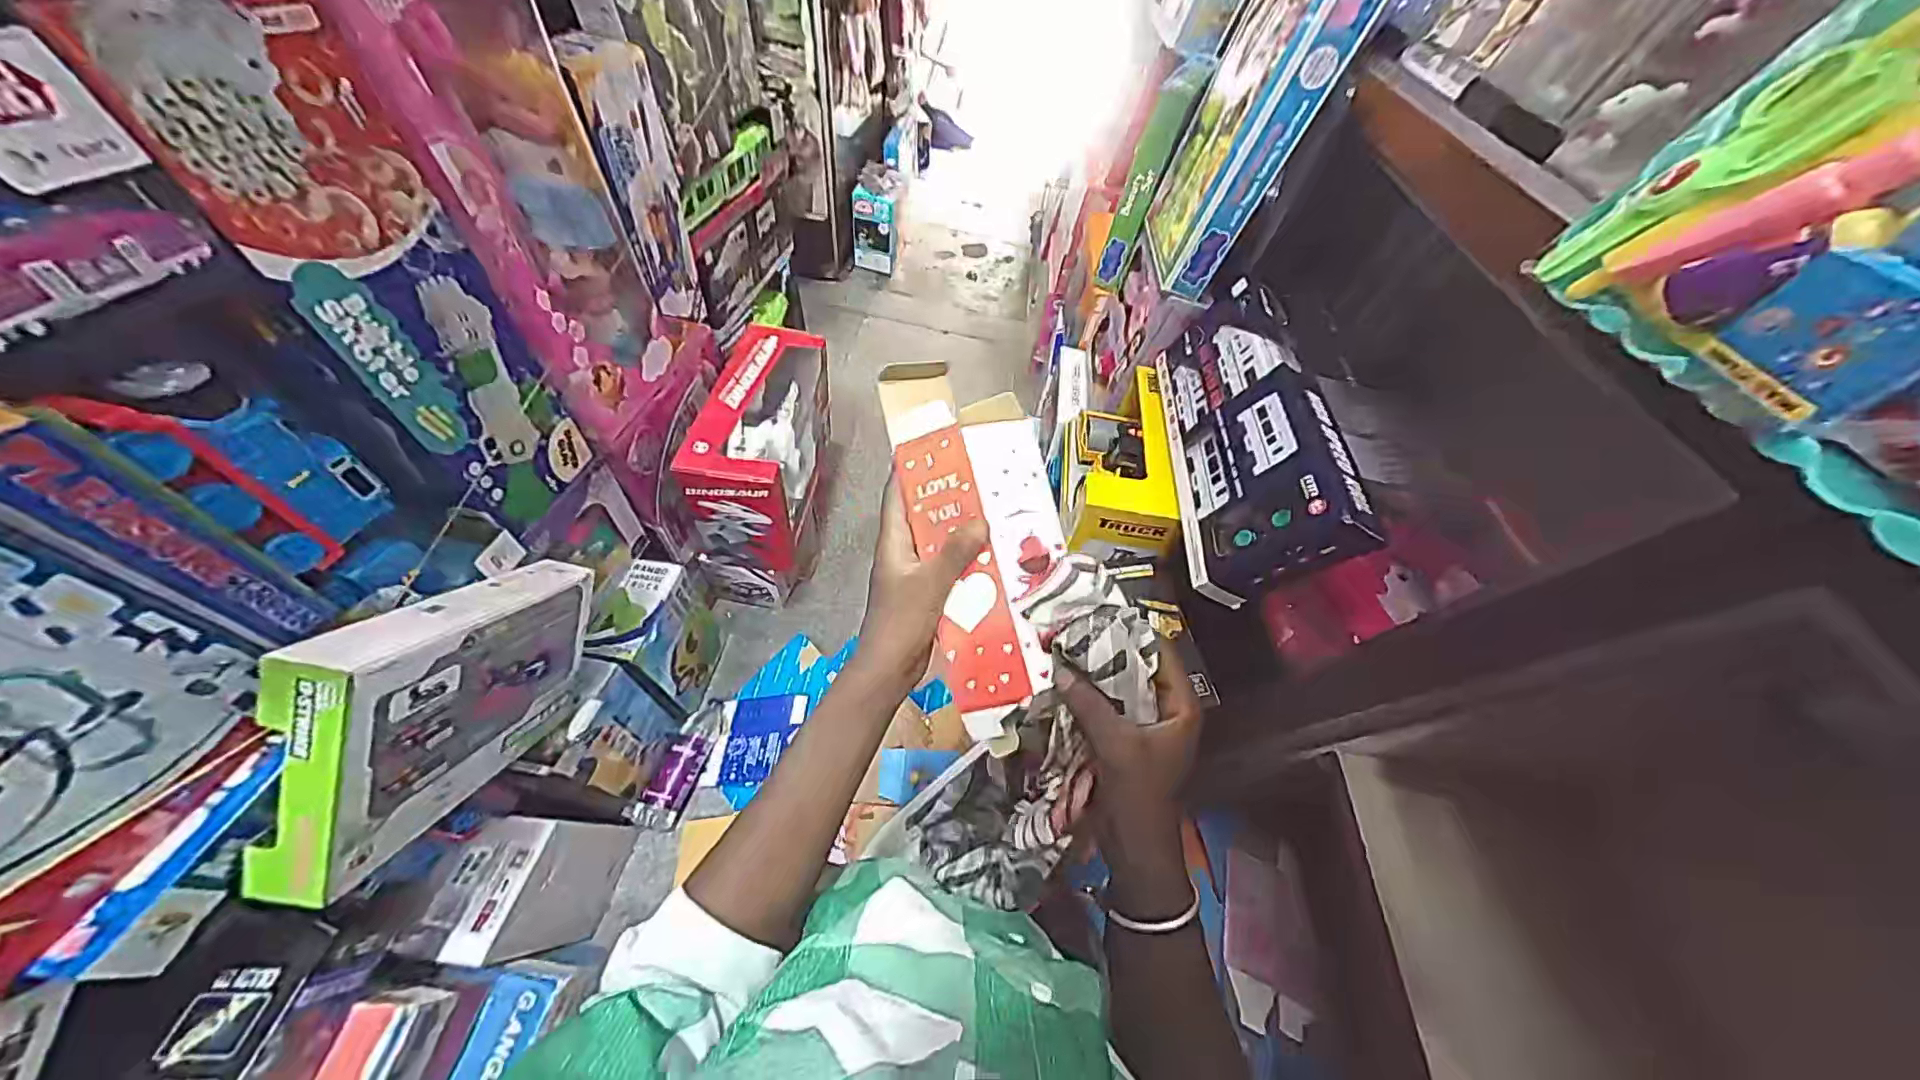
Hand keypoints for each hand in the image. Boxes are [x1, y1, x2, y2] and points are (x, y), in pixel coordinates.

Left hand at [857, 479, 987, 694]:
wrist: (890, 669)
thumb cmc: (901, 622)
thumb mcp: (930, 582)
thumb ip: (954, 552)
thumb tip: (980, 520)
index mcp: (893, 542)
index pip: (898, 496)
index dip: (911, 471)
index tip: (934, 451)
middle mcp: (903, 553)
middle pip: (925, 517)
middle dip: (949, 501)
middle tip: (980, 482)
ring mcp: (916, 574)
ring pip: (941, 544)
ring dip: (963, 533)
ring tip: (994, 514)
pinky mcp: (929, 593)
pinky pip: (950, 569)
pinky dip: (968, 561)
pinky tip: (993, 557)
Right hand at [1055, 645, 1204, 836]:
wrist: (1135, 844)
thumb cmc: (1139, 792)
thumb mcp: (1115, 743)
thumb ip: (1089, 704)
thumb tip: (1060, 669)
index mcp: (1182, 707)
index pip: (1163, 655)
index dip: (1136, 634)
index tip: (1104, 616)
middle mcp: (1167, 711)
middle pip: (1140, 670)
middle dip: (1111, 652)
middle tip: (1079, 631)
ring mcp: (1146, 725)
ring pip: (1122, 688)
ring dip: (1098, 675)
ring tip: (1070, 651)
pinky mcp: (1126, 739)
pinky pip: (1109, 708)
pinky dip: (1091, 696)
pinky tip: (1068, 683)